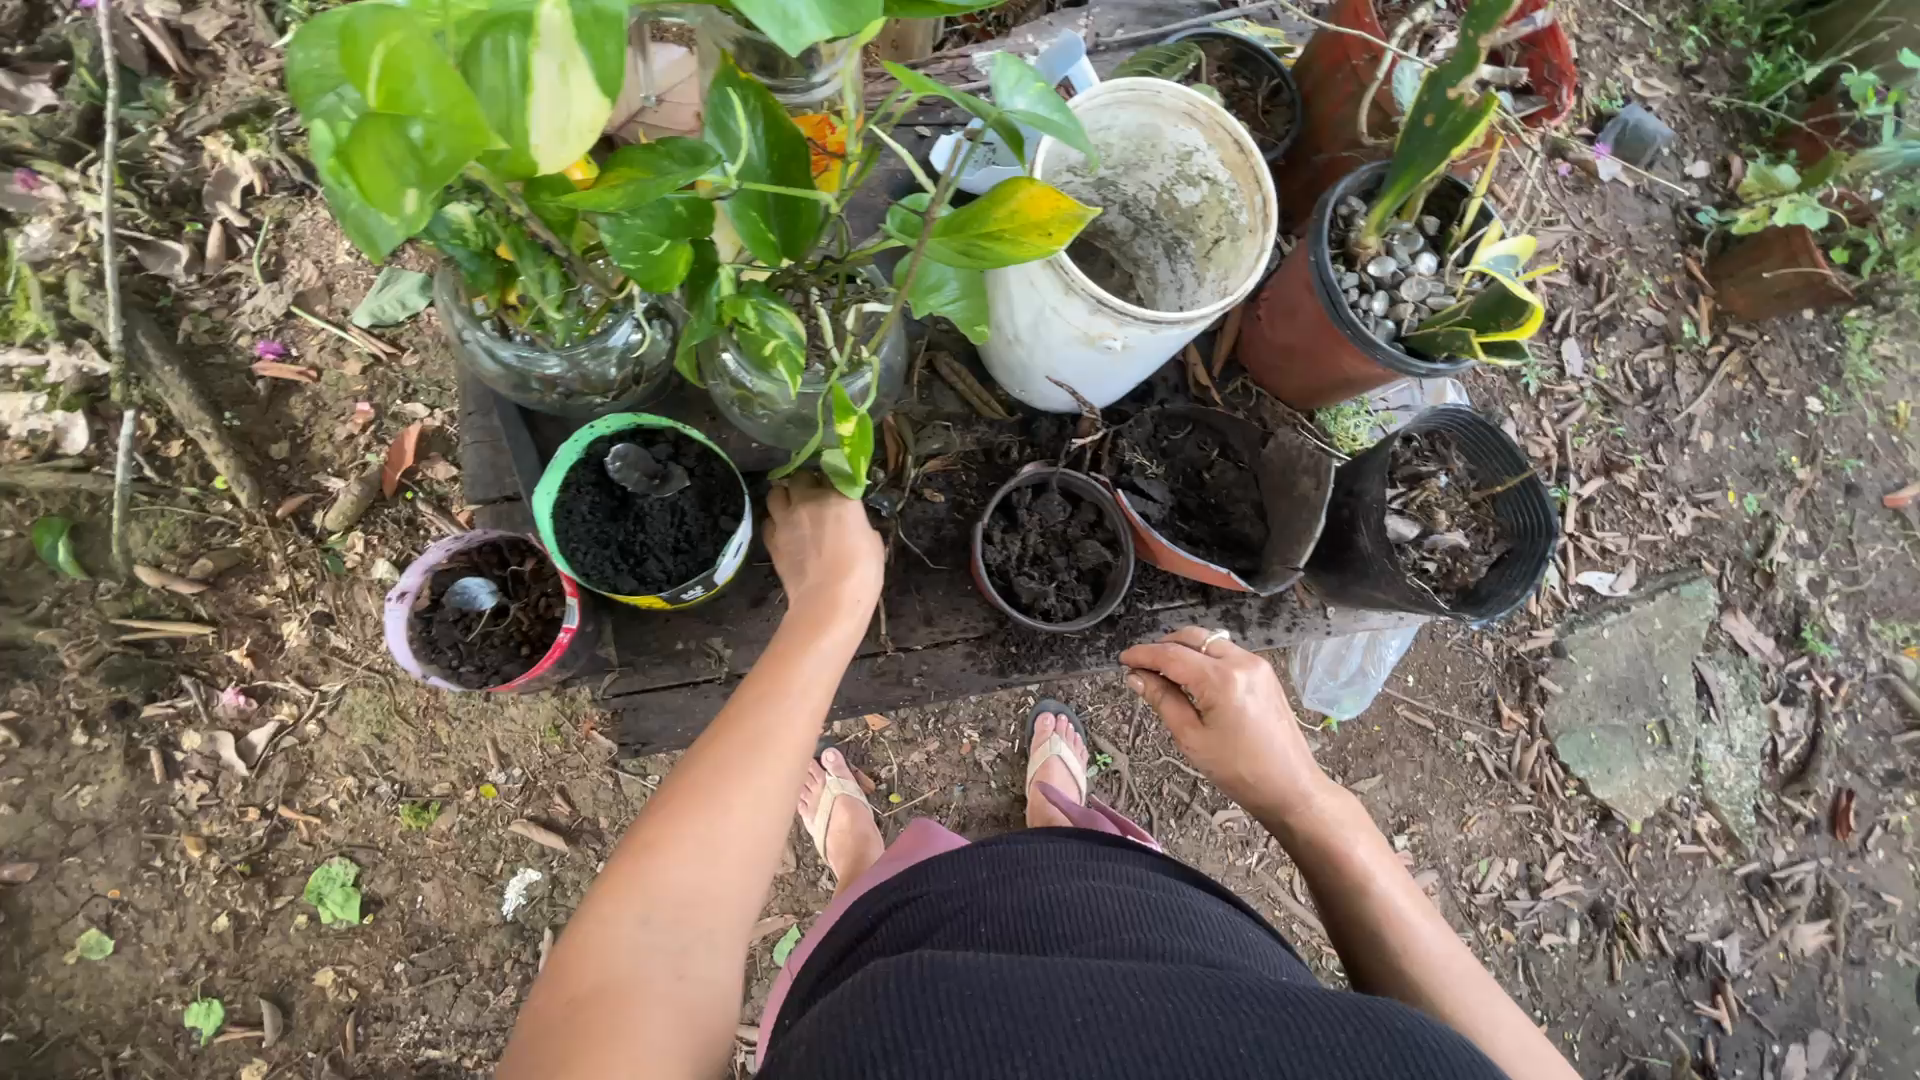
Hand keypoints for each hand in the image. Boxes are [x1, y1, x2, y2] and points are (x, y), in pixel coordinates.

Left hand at [764, 473, 883, 625]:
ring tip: (793, 508)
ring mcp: (786, 518)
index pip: (833, 473)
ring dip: (785, 496)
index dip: (835, 481)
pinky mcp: (771, 539)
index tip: (838, 490)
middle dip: (806, 483)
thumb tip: (854, 526)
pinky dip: (774, 523)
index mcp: (840, 497)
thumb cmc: (862, 572)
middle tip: (814, 497)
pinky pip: (768, 521)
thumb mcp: (874, 543)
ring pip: (776, 492)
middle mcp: (809, 500)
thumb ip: (860, 526)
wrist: (829, 601)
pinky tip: (783, 532)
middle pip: (800, 477)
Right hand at [1119, 627, 1334, 824]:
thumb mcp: (1191, 738)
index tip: (1123, 660)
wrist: (1291, 787)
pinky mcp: (1264, 672)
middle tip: (1142, 667)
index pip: (1171, 655)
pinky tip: (1192, 677)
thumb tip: (1136, 677)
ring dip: (1183, 649)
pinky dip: (1203, 657)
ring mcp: (1256, 664)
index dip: (1143, 654)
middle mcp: (1241, 661)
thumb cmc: (1238, 770)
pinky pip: (1225, 652)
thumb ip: (1162, 700)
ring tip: (1164, 672)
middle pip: (1191, 637)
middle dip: (1163, 646)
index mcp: (1221, 679)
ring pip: (1209, 641)